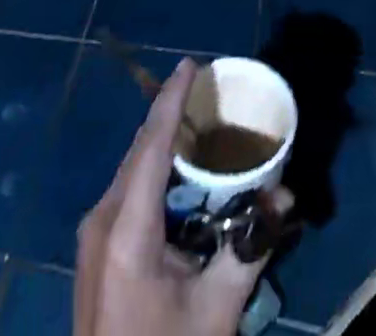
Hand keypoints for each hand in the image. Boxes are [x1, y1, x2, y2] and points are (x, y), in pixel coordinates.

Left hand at [75, 60, 281, 335]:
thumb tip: (283, 197)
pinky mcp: (97, 245)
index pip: (151, 146)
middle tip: (208, 92)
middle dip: (171, 116)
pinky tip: (180, 172)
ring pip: (132, 169)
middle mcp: (101, 217)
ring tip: (199, 121)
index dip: (171, 101)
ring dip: (164, 144)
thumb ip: (249, 249)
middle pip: (139, 152)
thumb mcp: (215, 309)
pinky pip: (128, 190)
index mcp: (125, 228)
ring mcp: (93, 232)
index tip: (191, 65)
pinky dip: (155, 171)